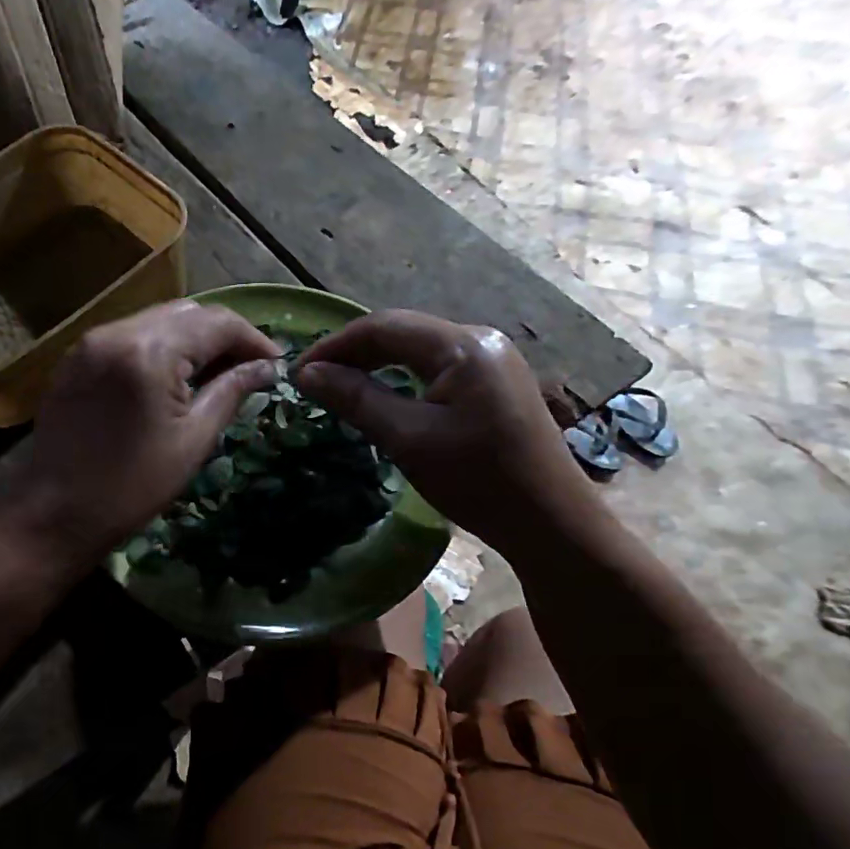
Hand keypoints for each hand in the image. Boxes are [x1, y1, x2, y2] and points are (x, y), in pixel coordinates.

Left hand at [2, 300, 280, 562]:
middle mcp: (117, 332)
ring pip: (159, 320)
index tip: (277, 364)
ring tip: (218, 374)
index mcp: (148, 351)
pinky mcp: (77, 358)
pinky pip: (131, 336)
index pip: (216, 322)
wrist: (54, 515)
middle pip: (187, 313)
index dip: (253, 338)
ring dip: (194, 340)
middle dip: (224, 336)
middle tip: (250, 369)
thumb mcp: (193, 440)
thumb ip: (231, 391)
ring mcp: (91, 342)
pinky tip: (176, 378)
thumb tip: (266, 368)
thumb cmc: (131, 486)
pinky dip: (162, 348)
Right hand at [294, 309, 596, 550]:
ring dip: (378, 365)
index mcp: (462, 345)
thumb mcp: (409, 440)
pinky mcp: (497, 382)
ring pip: (419, 350)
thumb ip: (357, 399)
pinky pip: (439, 367)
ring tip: (342, 388)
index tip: (298, 373)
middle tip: (315, 382)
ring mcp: (493, 359)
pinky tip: (387, 396)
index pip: (383, 327)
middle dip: (355, 353)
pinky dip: (404, 378)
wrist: (551, 521)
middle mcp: (480, 339)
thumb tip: (308, 374)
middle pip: (403, 332)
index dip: (335, 345)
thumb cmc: (479, 481)